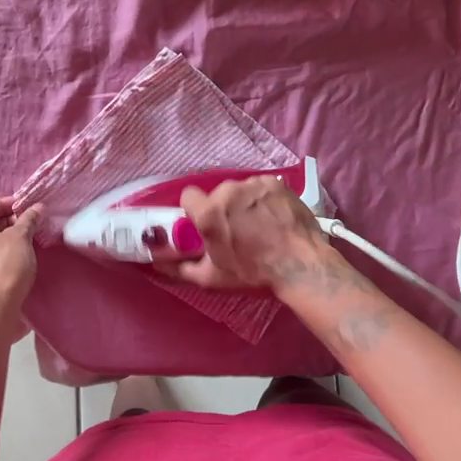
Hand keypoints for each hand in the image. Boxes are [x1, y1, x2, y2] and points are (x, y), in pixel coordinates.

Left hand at [0, 197, 42, 318]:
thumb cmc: (5, 266)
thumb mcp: (21, 238)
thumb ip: (28, 220)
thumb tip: (37, 208)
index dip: (4, 204)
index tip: (22, 207)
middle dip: (7, 222)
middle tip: (28, 224)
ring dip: (4, 240)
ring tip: (26, 241)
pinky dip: (0, 256)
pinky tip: (18, 260)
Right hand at [159, 177, 337, 292]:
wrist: (301, 266)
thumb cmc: (254, 273)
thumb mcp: (213, 278)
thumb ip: (181, 269)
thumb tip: (158, 265)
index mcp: (209, 213)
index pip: (188, 196)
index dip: (194, 210)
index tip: (204, 224)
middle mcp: (228, 192)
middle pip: (216, 195)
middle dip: (222, 209)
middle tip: (236, 230)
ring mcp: (253, 184)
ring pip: (239, 190)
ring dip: (243, 203)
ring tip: (259, 224)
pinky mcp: (275, 183)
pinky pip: (260, 188)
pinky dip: (263, 199)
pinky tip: (274, 216)